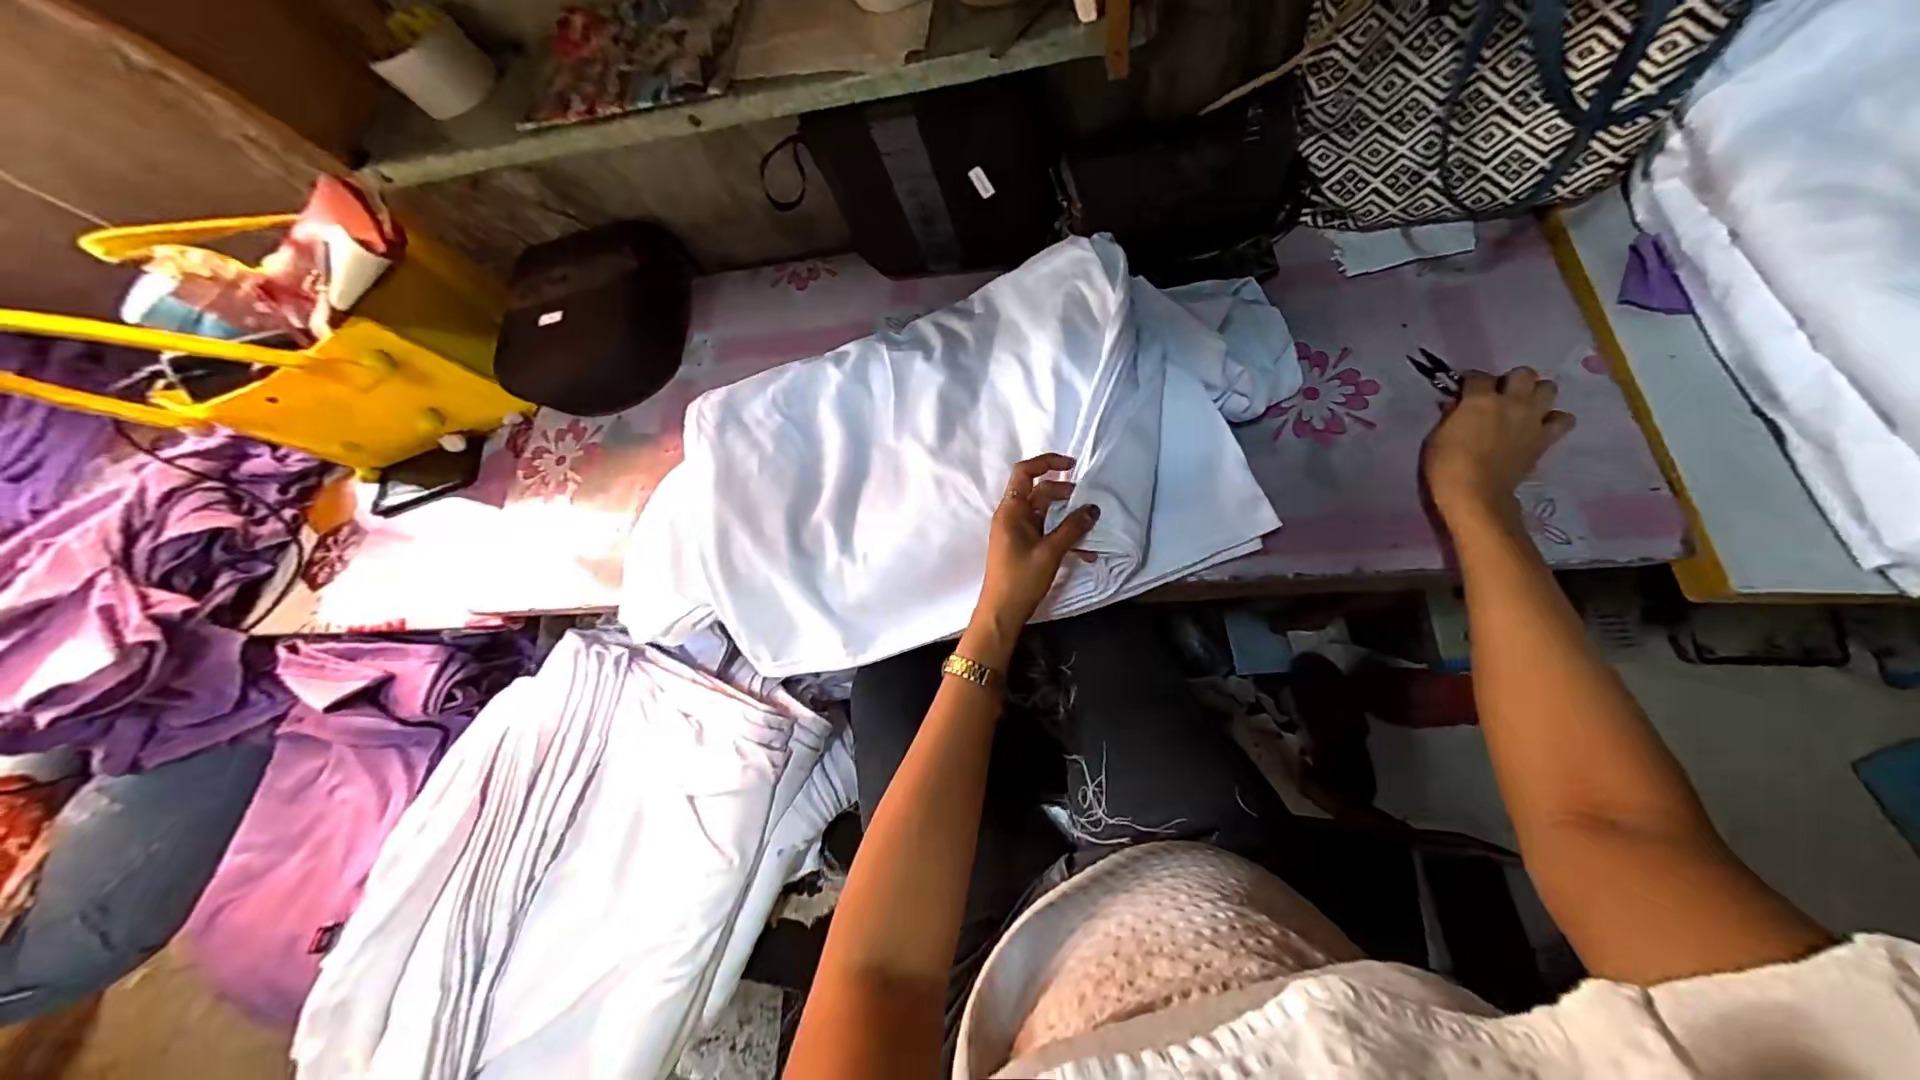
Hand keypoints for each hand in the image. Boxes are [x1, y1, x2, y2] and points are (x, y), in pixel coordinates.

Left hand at [971, 454, 1100, 641]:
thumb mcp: (1051, 552)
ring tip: (1090, 525)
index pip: (1025, 472)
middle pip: (1039, 492)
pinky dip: (1063, 536)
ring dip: (1067, 516)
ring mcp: (1016, 531)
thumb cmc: (1021, 579)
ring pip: (1044, 513)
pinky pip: (1045, 532)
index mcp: (1011, 510)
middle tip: (1087, 501)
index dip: (1047, 462)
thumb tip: (1093, 508)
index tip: (1072, 465)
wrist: (1001, 612)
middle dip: (1065, 493)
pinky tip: (1085, 552)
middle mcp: (1011, 516)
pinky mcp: (1022, 546)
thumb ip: (1073, 528)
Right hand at [1423, 367, 1574, 525]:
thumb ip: (1450, 415)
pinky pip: (1563, 419)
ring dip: (1535, 393)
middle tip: (1498, 394)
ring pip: (1549, 388)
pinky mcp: (1545, 438)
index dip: (1469, 380)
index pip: (1478, 376)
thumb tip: (1455, 404)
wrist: (1475, 492)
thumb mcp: (1436, 436)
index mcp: (1480, 400)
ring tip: (1522, 406)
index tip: (1463, 389)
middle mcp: (1512, 402)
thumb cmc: (1446, 464)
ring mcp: (1533, 419)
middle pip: (1523, 373)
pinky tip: (1539, 425)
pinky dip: (1554, 418)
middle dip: (1510, 380)